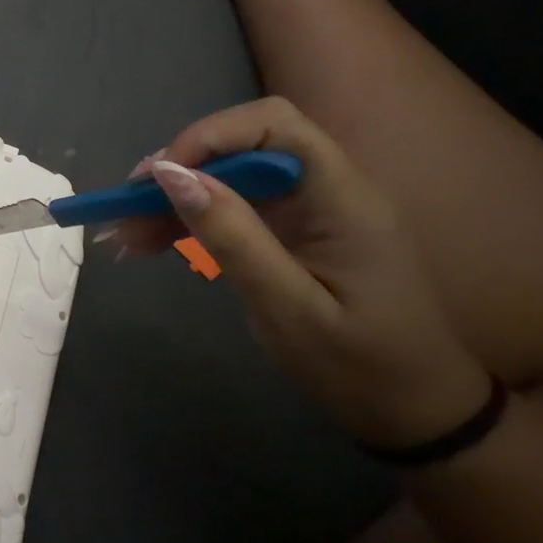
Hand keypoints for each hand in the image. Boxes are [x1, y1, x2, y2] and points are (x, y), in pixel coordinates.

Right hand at [119, 98, 492, 447]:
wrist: (417, 416)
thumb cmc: (360, 367)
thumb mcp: (288, 308)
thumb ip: (232, 236)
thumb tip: (169, 174)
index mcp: (342, 197)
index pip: (274, 125)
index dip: (210, 136)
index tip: (157, 177)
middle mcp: (327, 189)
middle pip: (244, 144)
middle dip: (181, 168)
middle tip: (126, 208)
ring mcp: (309, 211)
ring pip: (230, 176)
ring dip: (175, 197)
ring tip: (124, 234)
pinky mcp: (293, 232)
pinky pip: (233, 207)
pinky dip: (190, 220)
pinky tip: (150, 243)